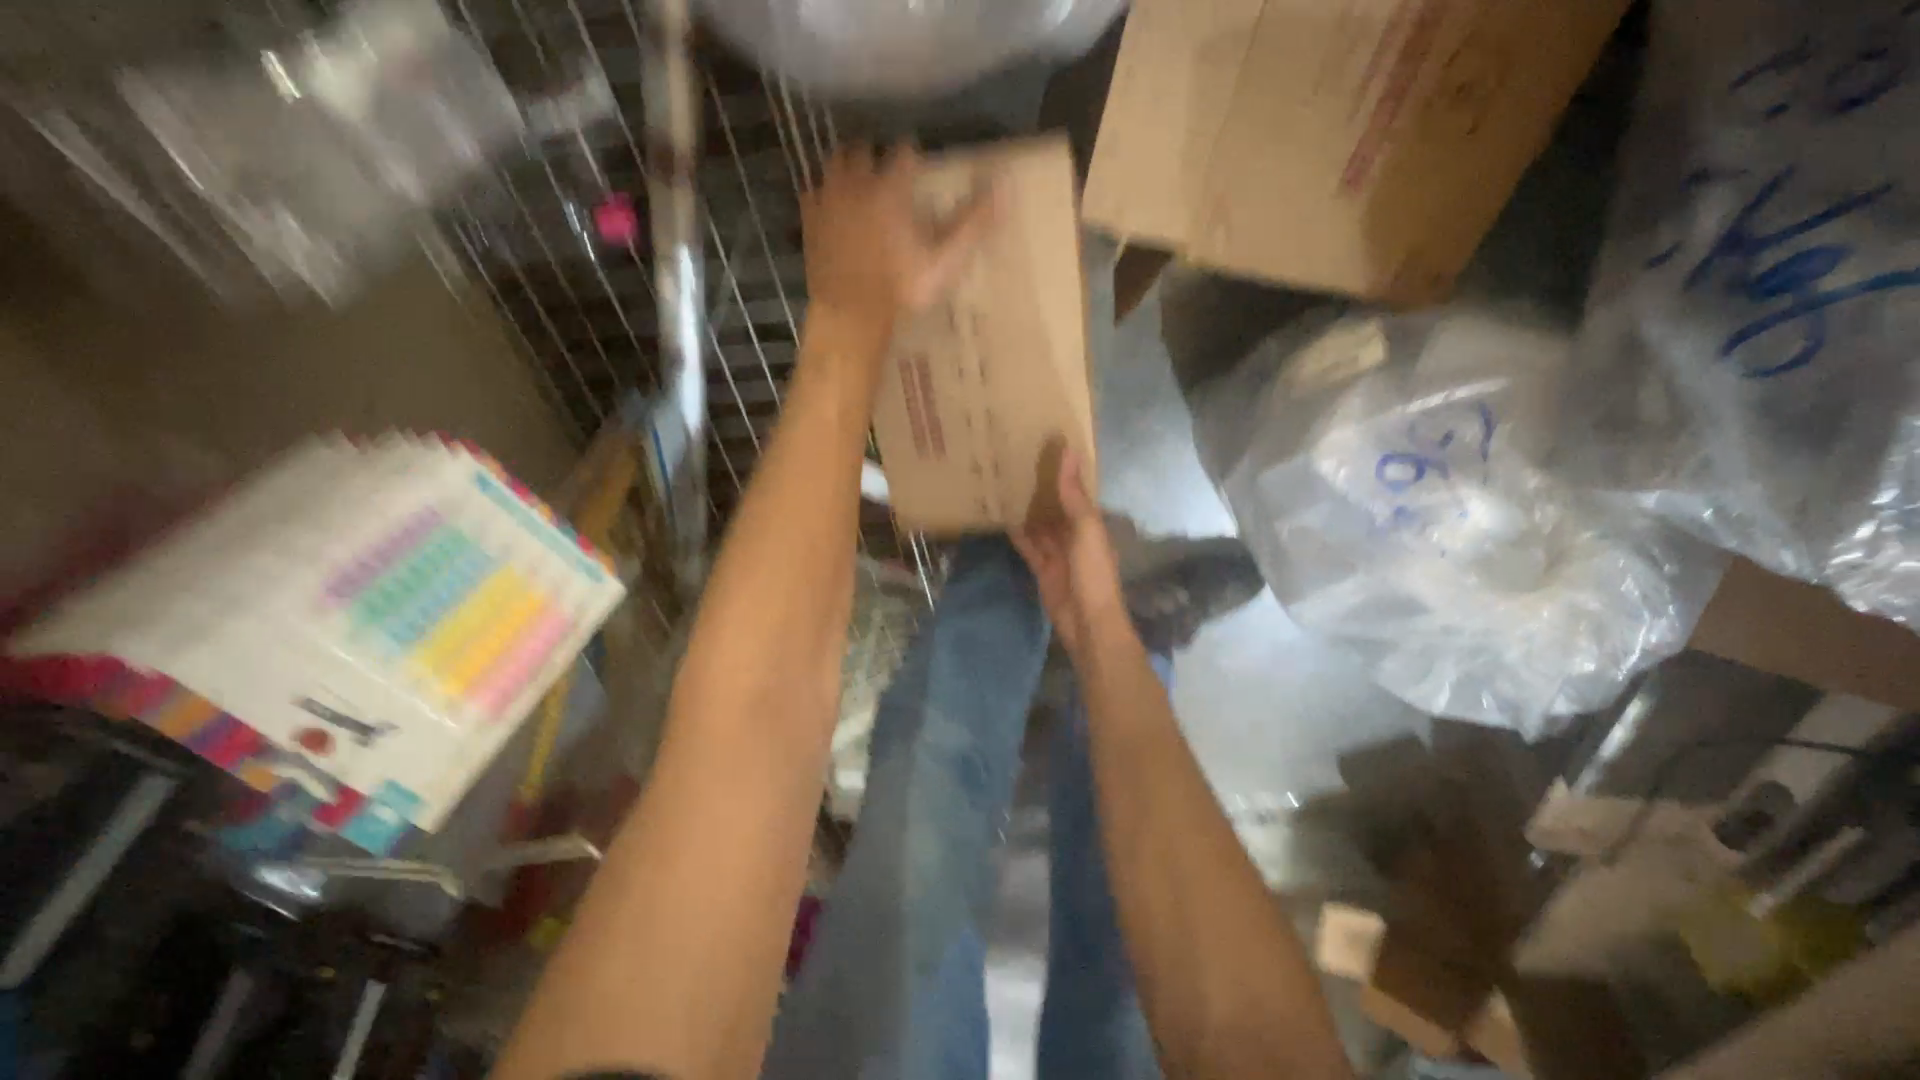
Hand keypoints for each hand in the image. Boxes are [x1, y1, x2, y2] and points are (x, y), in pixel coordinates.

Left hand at [801, 142, 997, 332]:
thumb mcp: (944, 262)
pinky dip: (826, 194)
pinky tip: (835, 207)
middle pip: (863, 149)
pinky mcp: (810, 219)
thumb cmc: (900, 290)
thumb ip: (972, 223)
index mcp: (891, 188)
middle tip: (887, 173)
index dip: (913, 156)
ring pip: (835, 163)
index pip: (904, 150)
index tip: (918, 167)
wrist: (850, 315)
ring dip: (849, 167)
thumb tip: (1005, 187)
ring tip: (861, 183)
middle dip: (876, 156)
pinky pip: (813, 192)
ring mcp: (828, 200)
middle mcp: (856, 183)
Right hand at [1011, 447, 1126, 654]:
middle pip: (1057, 507)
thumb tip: (1069, 452)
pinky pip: (1030, 547)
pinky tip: (1003, 518)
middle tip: (1016, 463)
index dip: (1064, 471)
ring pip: (1042, 526)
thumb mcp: (1086, 530)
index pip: (1076, 491)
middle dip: (1042, 489)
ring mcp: (1059, 554)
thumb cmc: (1093, 574)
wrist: (1088, 623)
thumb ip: (1075, 495)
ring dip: (1028, 509)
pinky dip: (1019, 534)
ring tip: (1006, 485)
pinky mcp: (1043, 570)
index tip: (1045, 446)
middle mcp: (1076, 536)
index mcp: (1092, 524)